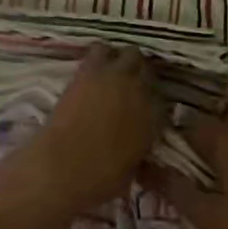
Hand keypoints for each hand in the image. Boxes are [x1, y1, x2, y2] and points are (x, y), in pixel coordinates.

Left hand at [29, 45, 162, 205]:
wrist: (64, 164)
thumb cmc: (100, 177)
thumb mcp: (132, 168)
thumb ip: (140, 147)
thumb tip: (136, 139)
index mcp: (155, 120)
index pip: (162, 101)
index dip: (152, 103)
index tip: (143, 108)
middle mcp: (141, 93)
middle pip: (149, 69)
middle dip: (142, 74)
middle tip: (130, 85)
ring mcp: (115, 77)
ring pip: (128, 52)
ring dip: (122, 59)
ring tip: (112, 71)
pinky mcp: (88, 69)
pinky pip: (99, 50)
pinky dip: (99, 56)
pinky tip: (94, 67)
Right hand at [149, 112, 227, 228]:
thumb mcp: (205, 215)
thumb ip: (172, 188)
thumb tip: (142, 167)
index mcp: (226, 137)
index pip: (188, 125)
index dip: (175, 140)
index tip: (167, 158)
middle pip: (216, 127)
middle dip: (202, 143)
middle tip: (192, 170)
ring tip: (218, 175)